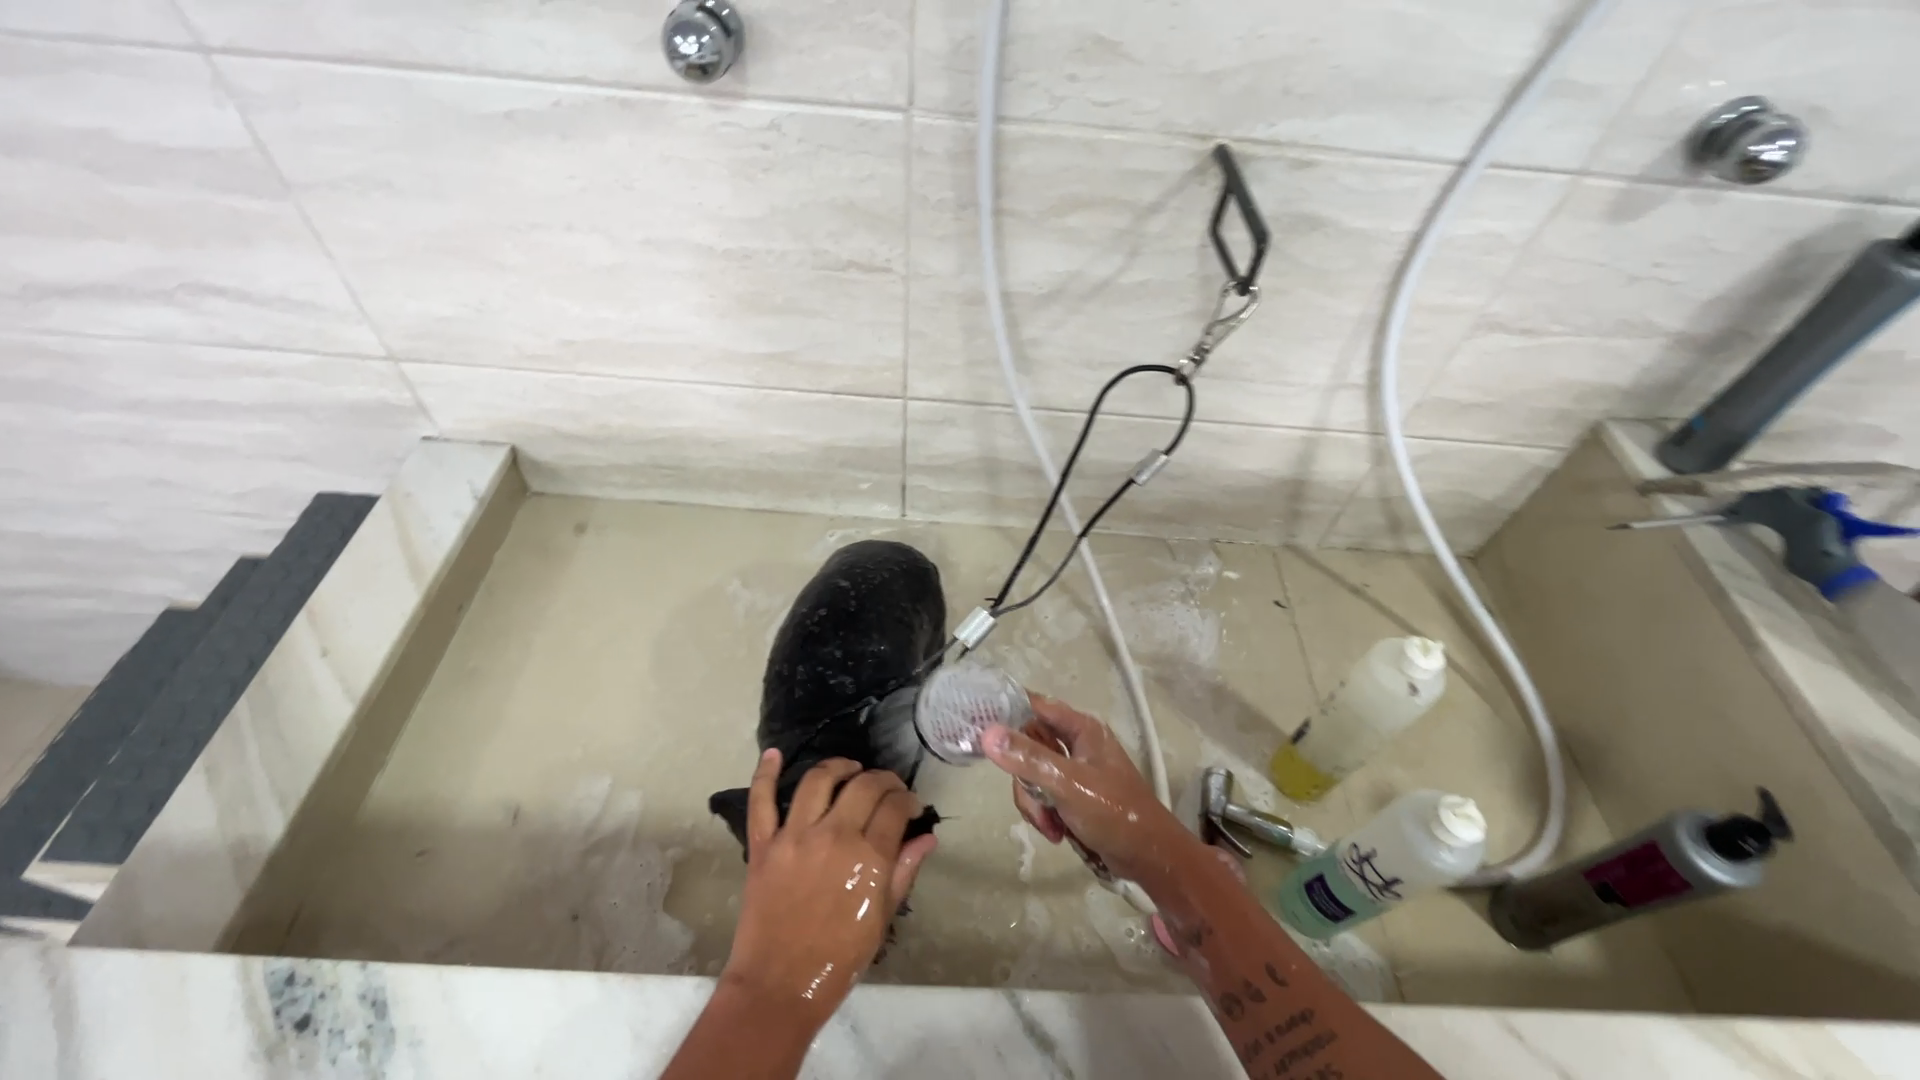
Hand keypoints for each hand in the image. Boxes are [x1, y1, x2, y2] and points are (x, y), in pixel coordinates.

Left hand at [720, 751, 937, 1027]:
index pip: (895, 807)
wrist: (780, 985)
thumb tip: (927, 838)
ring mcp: (794, 836)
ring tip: (850, 769)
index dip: (908, 799)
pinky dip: (764, 773)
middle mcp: (833, 835)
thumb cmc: (840, 957)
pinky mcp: (763, 845)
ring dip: (839, 766)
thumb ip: (904, 870)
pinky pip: (761, 801)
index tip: (912, 805)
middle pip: (863, 786)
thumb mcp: (882, 916)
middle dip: (884, 780)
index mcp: (867, 855)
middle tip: (889, 788)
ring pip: (818, 780)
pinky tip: (773, 754)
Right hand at [982, 695, 1194, 886]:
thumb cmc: (1114, 812)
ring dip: (1034, 803)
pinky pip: (1041, 796)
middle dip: (1025, 779)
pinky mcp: (1072, 795)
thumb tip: (987, 733)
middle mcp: (1076, 744)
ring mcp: (1074, 771)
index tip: (979, 729)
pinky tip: (1057, 832)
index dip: (1006, 713)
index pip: (1034, 706)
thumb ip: (1028, 758)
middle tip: (1035, 802)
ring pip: (1031, 775)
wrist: (1148, 858)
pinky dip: (1043, 814)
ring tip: (1051, 826)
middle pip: (1027, 746)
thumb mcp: (1067, 784)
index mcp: (1081, 729)